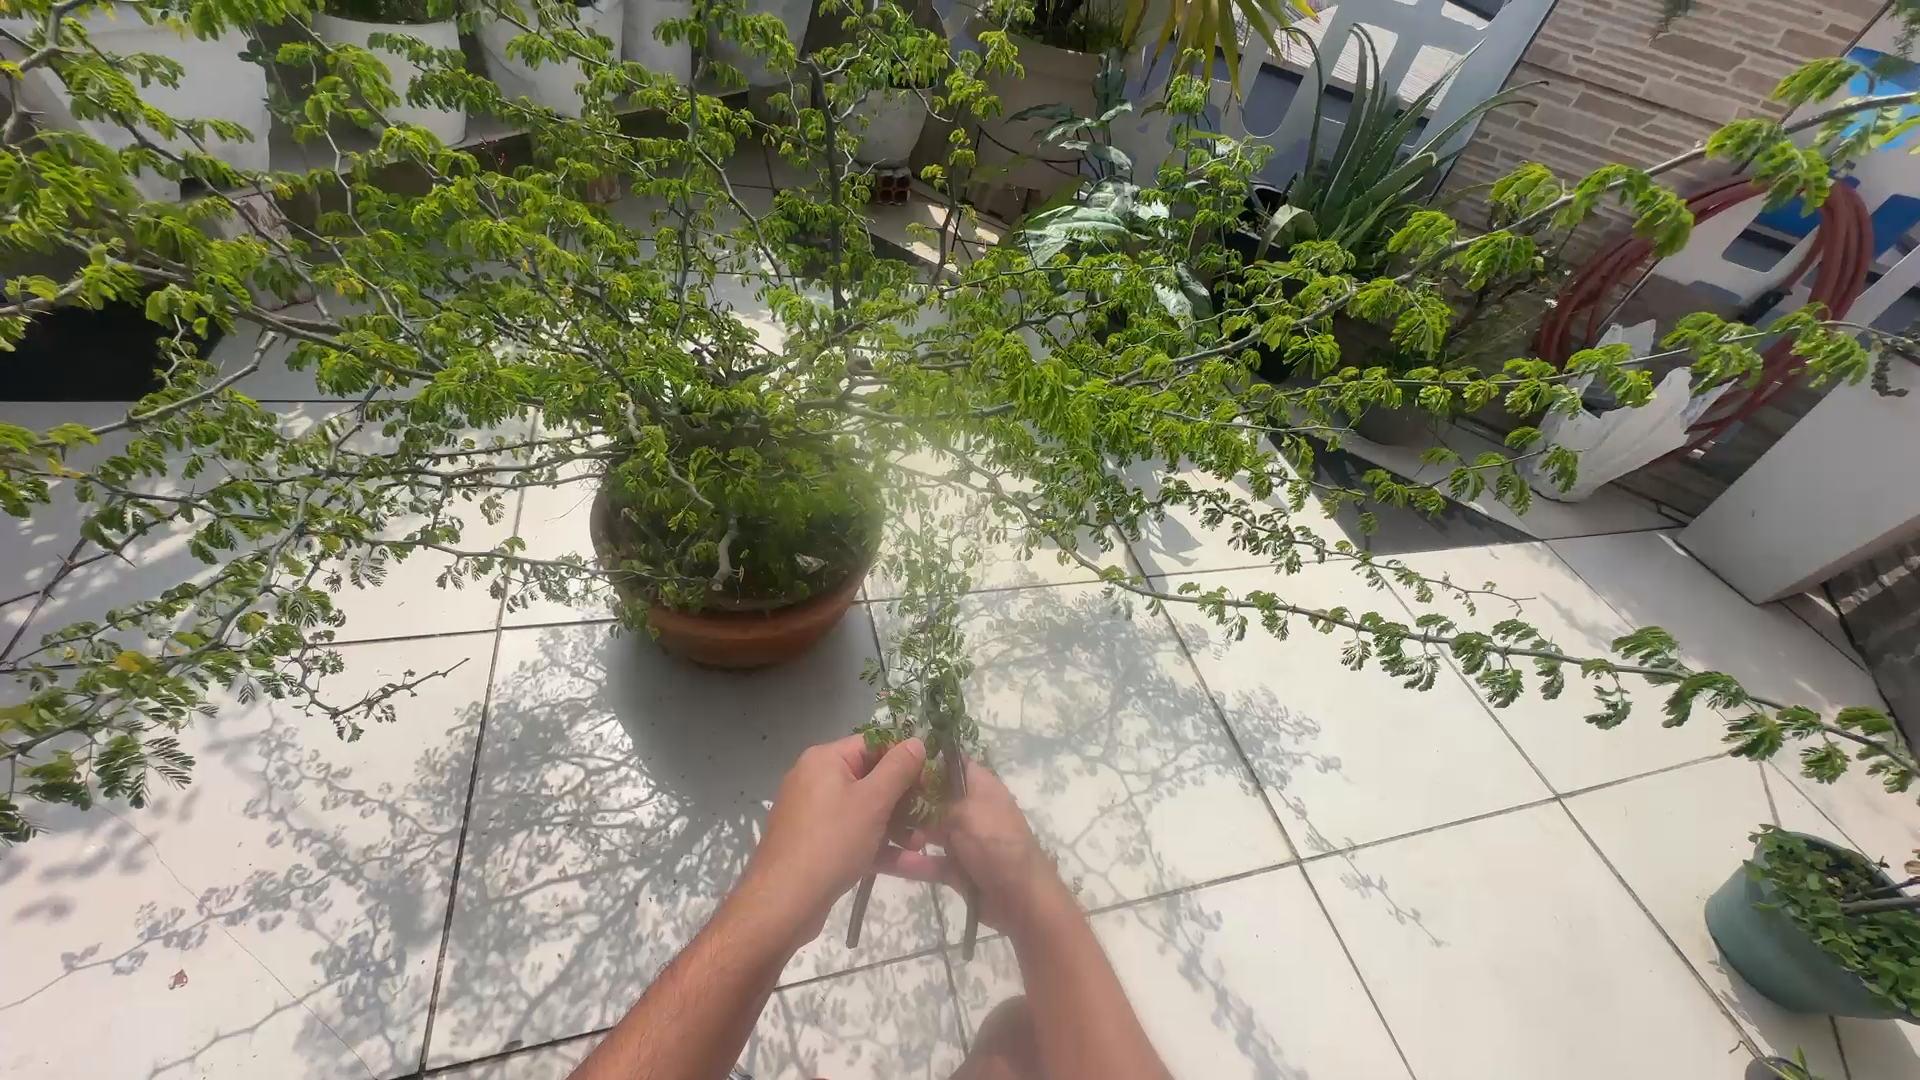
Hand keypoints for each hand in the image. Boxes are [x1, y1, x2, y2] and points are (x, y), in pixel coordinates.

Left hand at [734, 734, 926, 947]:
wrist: (783, 904)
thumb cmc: (831, 841)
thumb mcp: (873, 801)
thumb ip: (898, 768)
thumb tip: (916, 741)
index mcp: (826, 760)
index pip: (873, 744)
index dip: (904, 758)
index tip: (931, 777)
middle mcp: (817, 780)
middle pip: (871, 778)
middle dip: (904, 797)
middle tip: (932, 812)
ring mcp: (815, 814)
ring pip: (865, 810)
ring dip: (896, 825)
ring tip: (922, 843)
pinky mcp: (817, 844)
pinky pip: (854, 835)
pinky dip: (879, 845)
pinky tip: (909, 863)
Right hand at [877, 759, 1071, 938]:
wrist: (1020, 898)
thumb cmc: (995, 843)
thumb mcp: (965, 812)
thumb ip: (938, 798)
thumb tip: (917, 781)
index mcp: (980, 786)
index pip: (952, 763)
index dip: (926, 760)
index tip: (895, 760)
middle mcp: (971, 808)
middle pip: (934, 797)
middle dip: (908, 798)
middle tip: (877, 798)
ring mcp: (963, 839)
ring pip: (928, 830)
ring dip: (906, 831)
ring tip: (876, 830)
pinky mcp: (956, 867)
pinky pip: (929, 861)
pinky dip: (912, 862)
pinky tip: (885, 861)